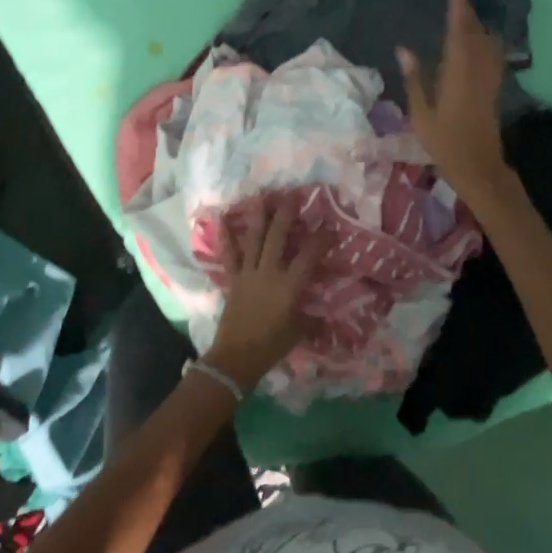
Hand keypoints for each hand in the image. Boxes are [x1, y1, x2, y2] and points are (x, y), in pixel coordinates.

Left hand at [202, 201, 316, 390]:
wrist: (237, 357)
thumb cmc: (272, 346)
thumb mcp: (299, 332)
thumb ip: (312, 319)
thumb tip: (325, 316)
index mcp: (290, 286)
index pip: (309, 256)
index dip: (321, 239)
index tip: (330, 225)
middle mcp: (269, 272)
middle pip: (278, 237)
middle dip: (286, 215)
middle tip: (292, 195)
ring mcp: (248, 273)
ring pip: (254, 239)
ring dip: (258, 217)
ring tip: (260, 196)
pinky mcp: (233, 279)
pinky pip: (229, 254)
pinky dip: (226, 237)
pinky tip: (222, 219)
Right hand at [398, 0, 510, 191]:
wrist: (478, 166)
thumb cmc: (444, 142)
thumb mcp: (421, 113)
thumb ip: (414, 79)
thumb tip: (404, 49)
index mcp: (457, 71)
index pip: (459, 30)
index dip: (458, 6)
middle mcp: (477, 69)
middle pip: (475, 31)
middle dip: (467, 10)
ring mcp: (488, 78)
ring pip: (487, 41)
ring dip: (478, 23)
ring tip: (467, 11)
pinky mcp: (493, 88)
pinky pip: (492, 54)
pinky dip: (486, 40)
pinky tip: (481, 39)